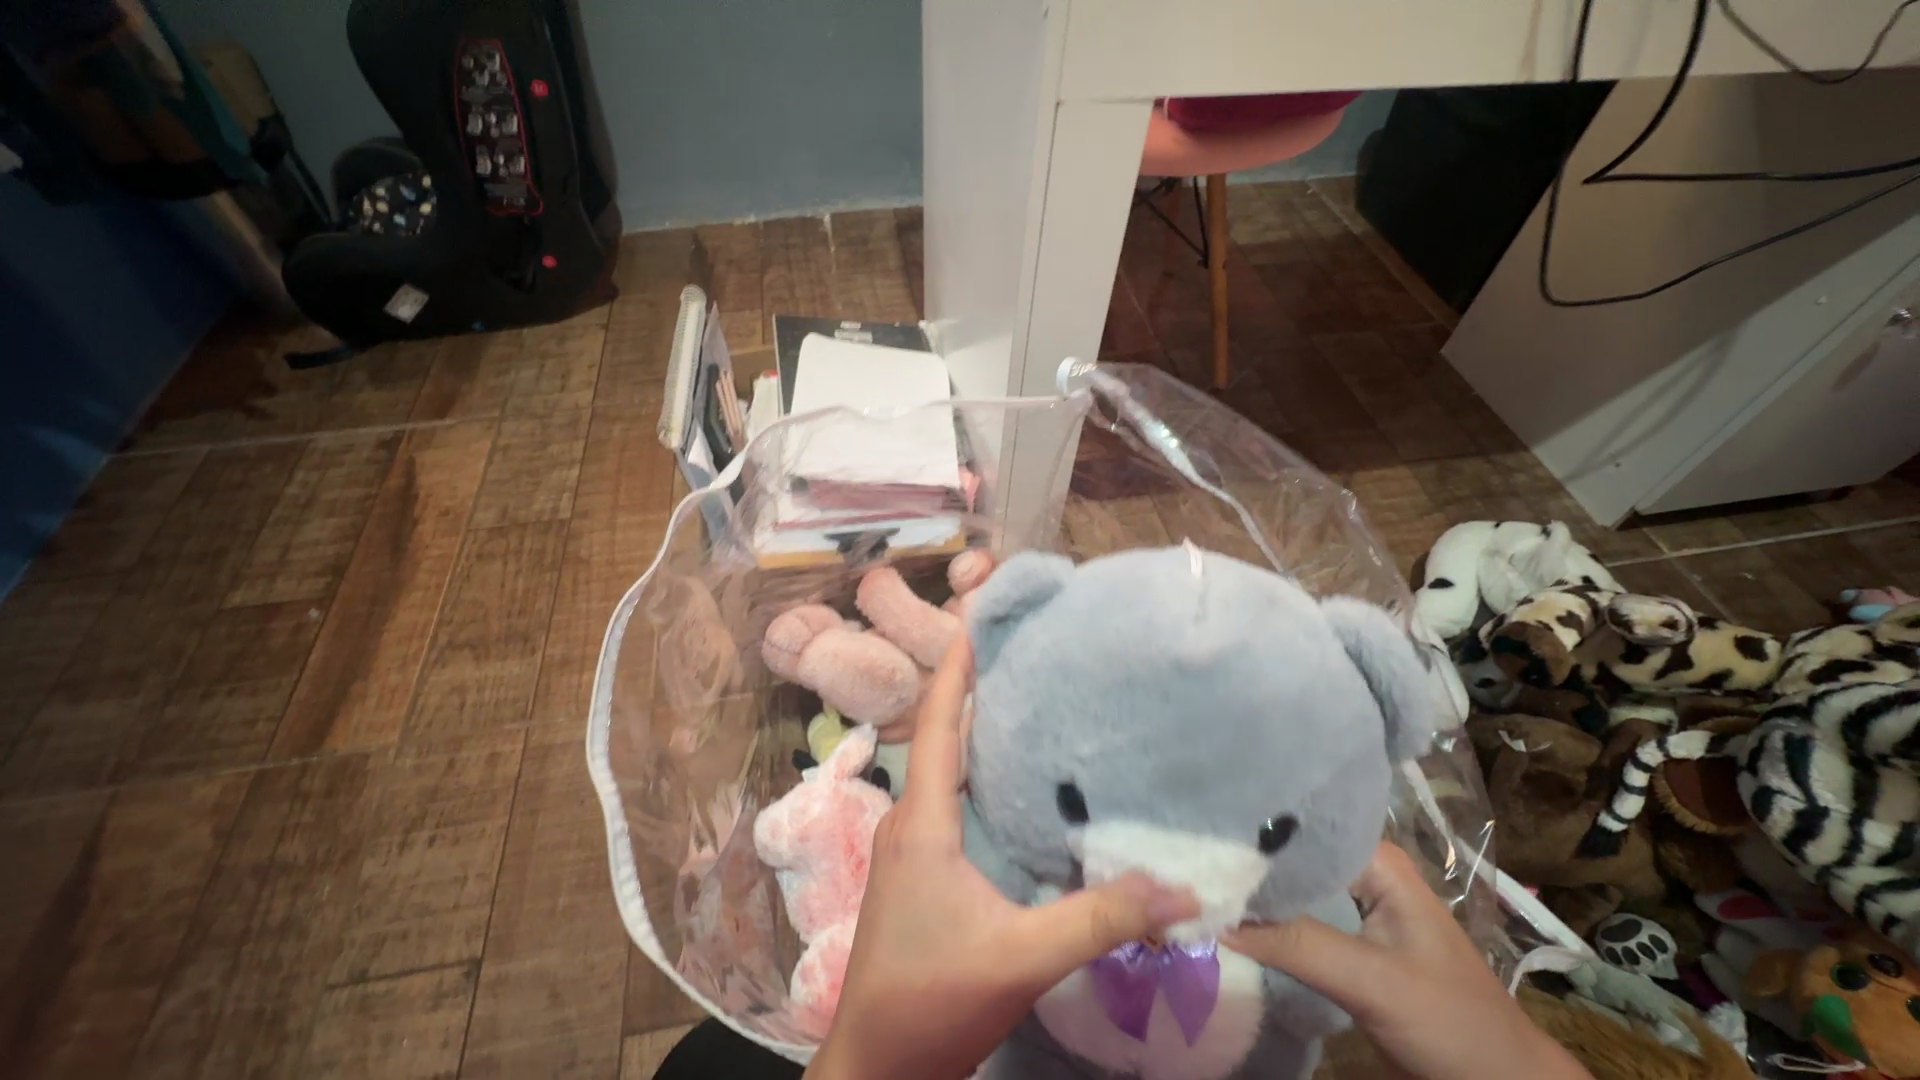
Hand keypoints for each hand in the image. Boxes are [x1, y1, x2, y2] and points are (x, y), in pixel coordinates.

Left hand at [807, 639, 1198, 1079]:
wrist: (877, 1064)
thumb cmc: (933, 999)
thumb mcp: (1023, 956)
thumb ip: (1100, 918)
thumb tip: (1181, 887)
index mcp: (922, 820)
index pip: (936, 720)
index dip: (957, 664)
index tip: (980, 614)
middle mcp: (910, 819)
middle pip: (941, 735)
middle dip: (976, 687)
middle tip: (1023, 648)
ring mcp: (910, 845)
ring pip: (945, 769)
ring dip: (978, 731)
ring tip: (1028, 699)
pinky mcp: (919, 870)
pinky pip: (950, 801)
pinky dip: (979, 774)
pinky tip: (1017, 781)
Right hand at [1224, 843, 1589, 1079]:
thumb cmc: (1452, 1022)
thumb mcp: (1372, 980)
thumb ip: (1296, 943)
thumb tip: (1208, 912)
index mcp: (1375, 860)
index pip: (1300, 828)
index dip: (1248, 830)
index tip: (1194, 834)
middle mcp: (1359, 873)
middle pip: (1289, 858)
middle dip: (1241, 862)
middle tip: (1179, 858)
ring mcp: (1351, 910)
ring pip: (1288, 891)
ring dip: (1249, 895)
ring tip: (1188, 883)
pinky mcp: (1342, 945)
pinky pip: (1292, 924)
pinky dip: (1262, 924)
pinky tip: (1222, 922)